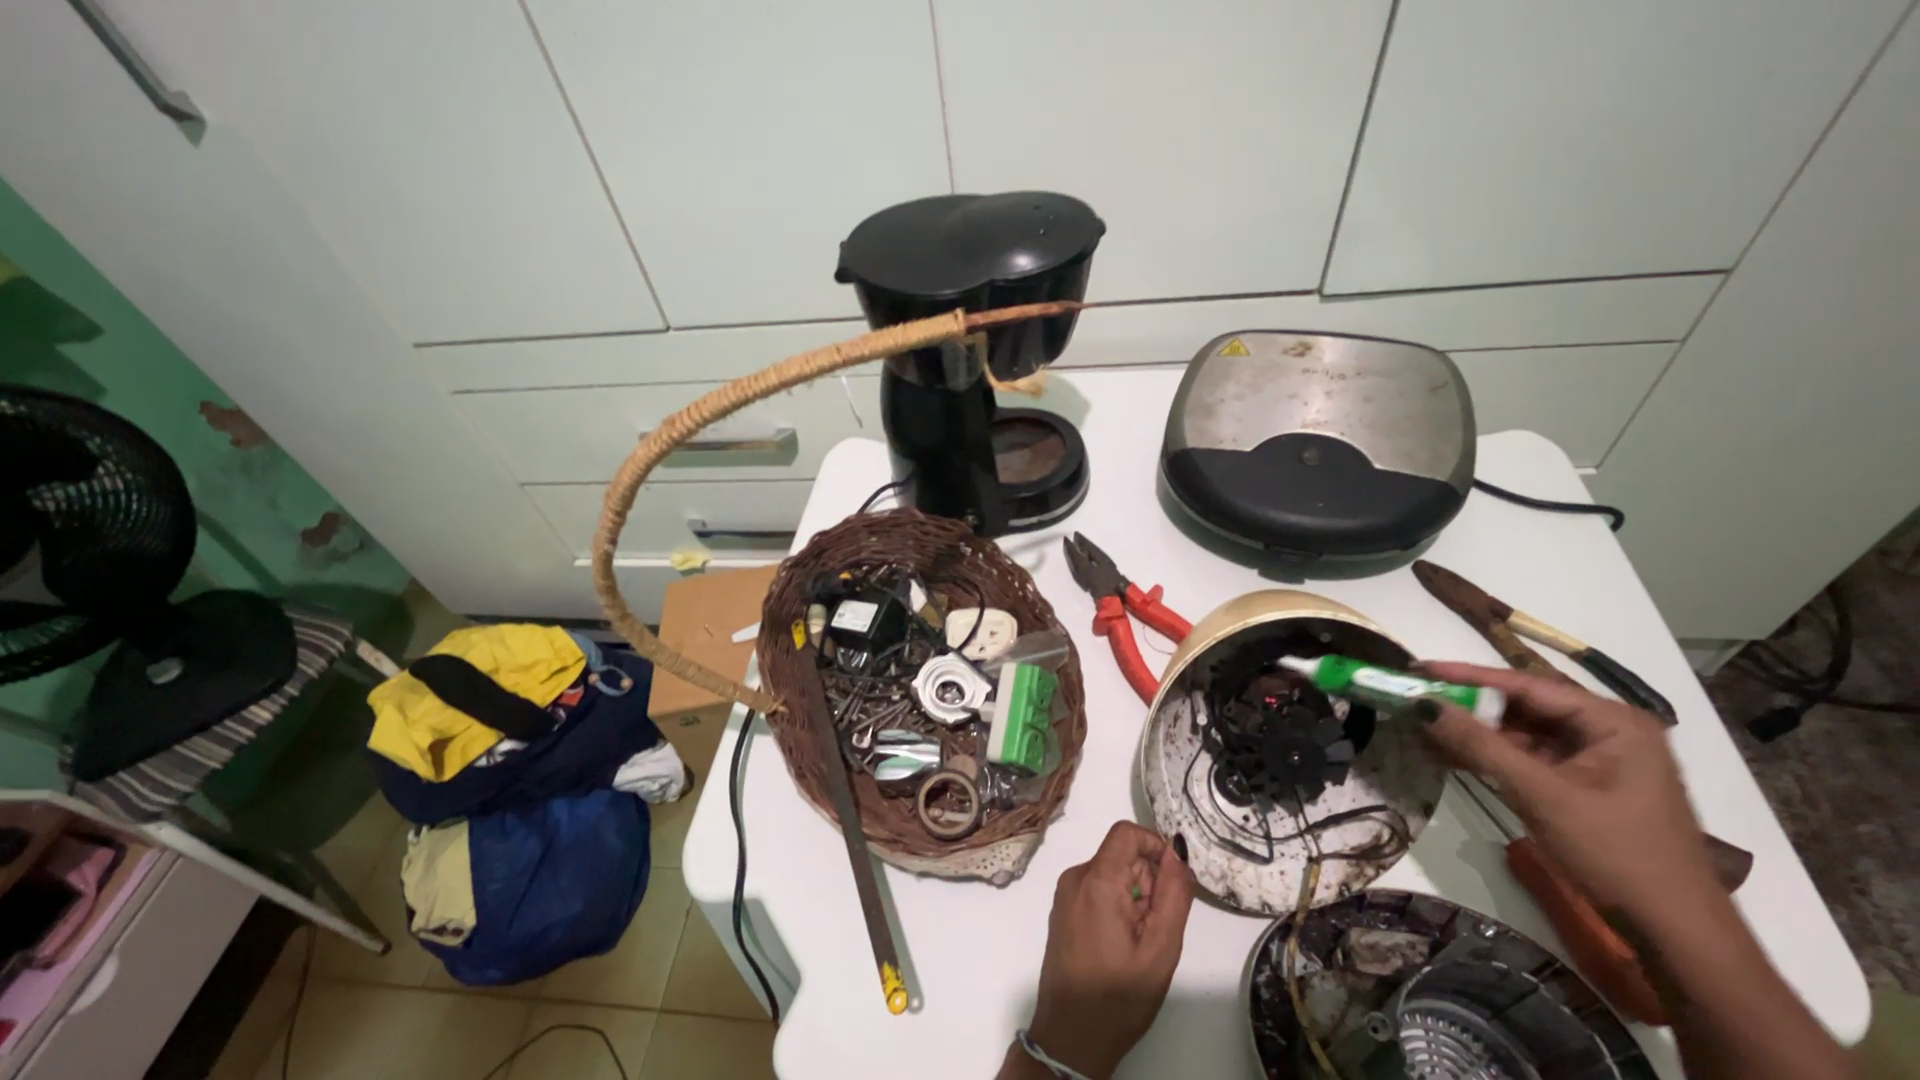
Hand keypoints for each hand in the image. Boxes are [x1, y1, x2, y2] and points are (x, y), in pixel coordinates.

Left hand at [1023, 821, 1193, 1078]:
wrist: (1071, 1037)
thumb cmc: (1119, 997)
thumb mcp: (1161, 947)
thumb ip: (1174, 894)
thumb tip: (1177, 851)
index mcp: (1096, 881)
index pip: (1127, 833)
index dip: (1155, 846)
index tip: (1173, 881)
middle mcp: (1074, 879)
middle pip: (1121, 856)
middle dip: (1148, 882)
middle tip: (1156, 927)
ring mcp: (1065, 896)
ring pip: (1111, 874)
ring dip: (1134, 898)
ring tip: (1139, 942)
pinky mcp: (1063, 912)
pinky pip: (1096, 890)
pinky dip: (1117, 907)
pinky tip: (1121, 946)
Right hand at [1420, 662, 1721, 920]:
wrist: (1674, 928)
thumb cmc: (1616, 852)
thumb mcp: (1542, 795)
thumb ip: (1481, 746)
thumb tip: (1424, 706)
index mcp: (1613, 722)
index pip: (1528, 685)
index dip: (1469, 676)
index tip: (1421, 668)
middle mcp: (1609, 730)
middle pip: (1527, 706)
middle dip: (1471, 705)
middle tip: (1419, 698)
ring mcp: (1600, 759)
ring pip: (1526, 733)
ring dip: (1479, 733)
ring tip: (1426, 728)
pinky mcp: (1588, 785)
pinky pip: (1534, 758)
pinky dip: (1496, 757)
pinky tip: (1455, 756)